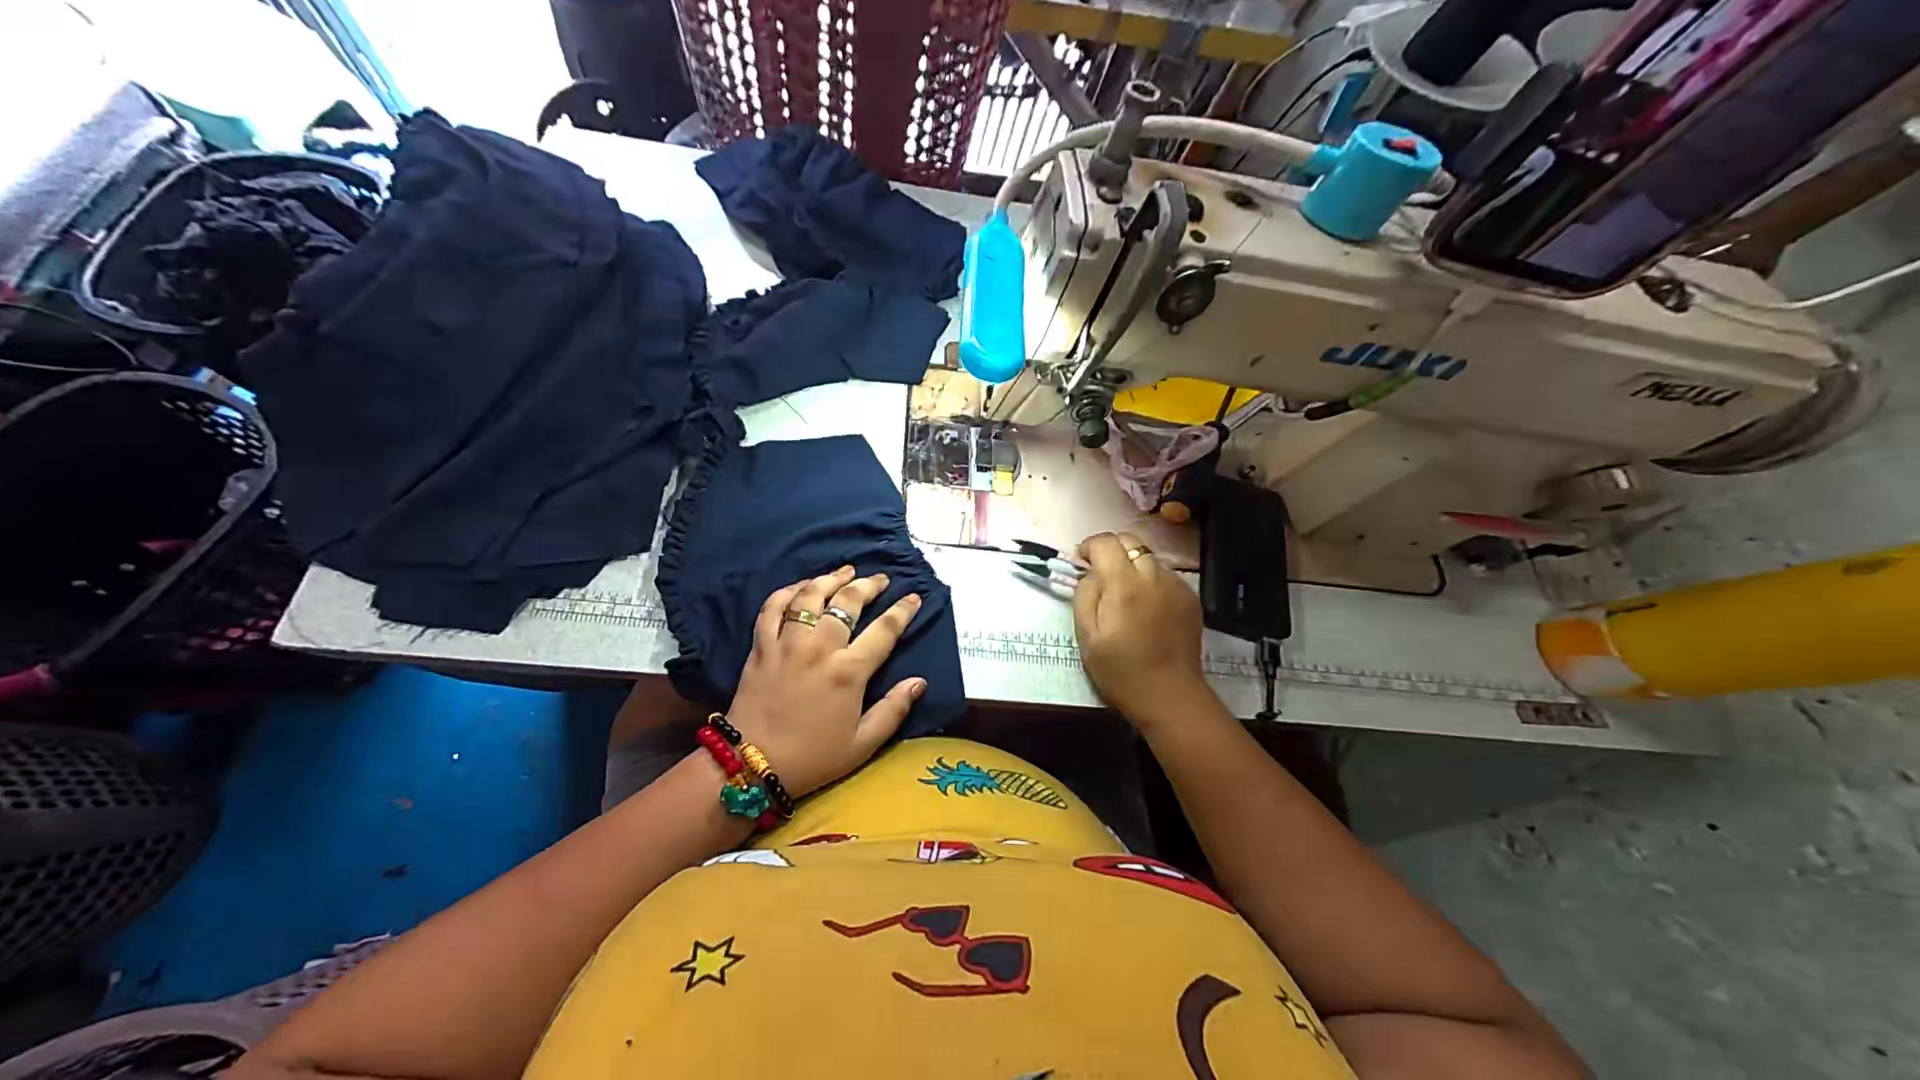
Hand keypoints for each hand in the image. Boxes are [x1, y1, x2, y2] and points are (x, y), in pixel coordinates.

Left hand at [723, 566, 925, 796]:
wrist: (752, 764)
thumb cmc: (813, 757)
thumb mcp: (863, 744)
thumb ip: (893, 710)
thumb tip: (919, 682)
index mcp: (848, 672)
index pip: (884, 630)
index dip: (902, 610)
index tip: (913, 597)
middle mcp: (819, 648)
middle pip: (847, 602)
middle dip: (868, 585)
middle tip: (879, 578)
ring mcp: (787, 644)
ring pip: (810, 597)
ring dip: (830, 579)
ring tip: (845, 572)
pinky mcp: (761, 646)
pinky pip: (772, 608)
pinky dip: (787, 592)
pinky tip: (801, 587)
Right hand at [1073, 532, 1207, 725]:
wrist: (1169, 695)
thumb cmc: (1120, 671)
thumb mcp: (1086, 636)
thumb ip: (1085, 595)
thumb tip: (1091, 573)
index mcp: (1124, 585)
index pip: (1105, 542)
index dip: (1089, 547)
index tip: (1081, 562)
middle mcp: (1153, 577)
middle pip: (1130, 541)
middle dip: (1111, 549)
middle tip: (1100, 573)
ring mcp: (1176, 585)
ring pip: (1149, 558)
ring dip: (1132, 565)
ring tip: (1125, 594)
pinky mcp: (1190, 597)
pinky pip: (1165, 576)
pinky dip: (1151, 581)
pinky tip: (1146, 608)